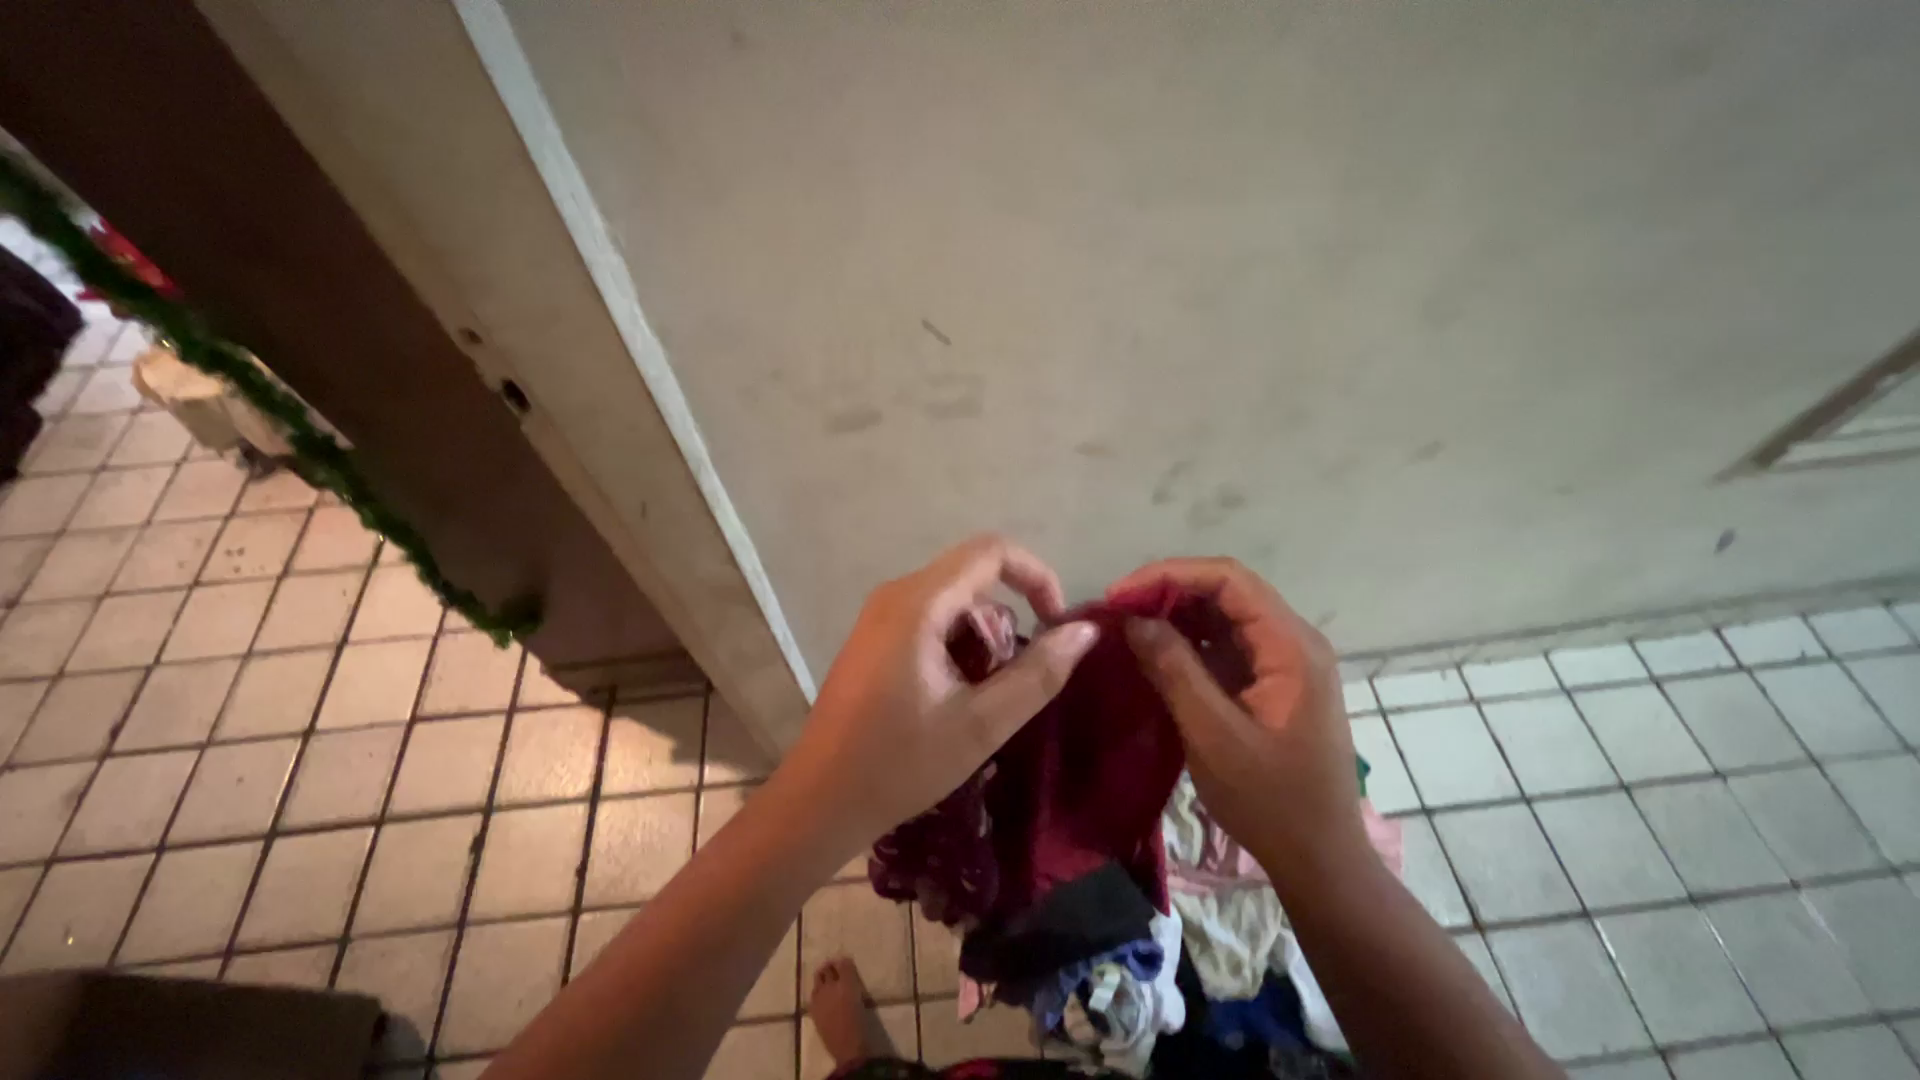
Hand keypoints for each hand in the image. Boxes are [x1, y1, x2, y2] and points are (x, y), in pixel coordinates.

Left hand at [782, 534, 1100, 850]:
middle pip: (974, 581)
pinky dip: (957, 653)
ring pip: (955, 607)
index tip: (1056, 626)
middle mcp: (896, 596)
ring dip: (982, 645)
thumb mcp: (981, 724)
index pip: (992, 551)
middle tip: (1007, 688)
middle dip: (1005, 626)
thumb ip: (1038, 673)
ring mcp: (880, 618)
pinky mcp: (875, 641)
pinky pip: (931, 624)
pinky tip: (951, 704)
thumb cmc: (899, 764)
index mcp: (918, 603)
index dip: (1037, 577)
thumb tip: (1085, 632)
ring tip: (977, 705)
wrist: (819, 801)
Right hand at [1110, 557, 1365, 872]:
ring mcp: (1284, 663)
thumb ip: (1174, 670)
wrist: (1319, 859)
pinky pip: (1226, 646)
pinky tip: (1154, 654)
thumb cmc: (1271, 800)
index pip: (1228, 580)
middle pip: (1226, 592)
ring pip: (1224, 617)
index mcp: (1291, 646)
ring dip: (1175, 616)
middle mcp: (1293, 642)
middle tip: (1116, 612)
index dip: (1169, 575)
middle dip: (1167, 592)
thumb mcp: (1213, 735)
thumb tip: (1132, 620)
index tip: (1119, 596)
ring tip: (1126, 629)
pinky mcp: (1271, 684)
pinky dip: (1188, 643)